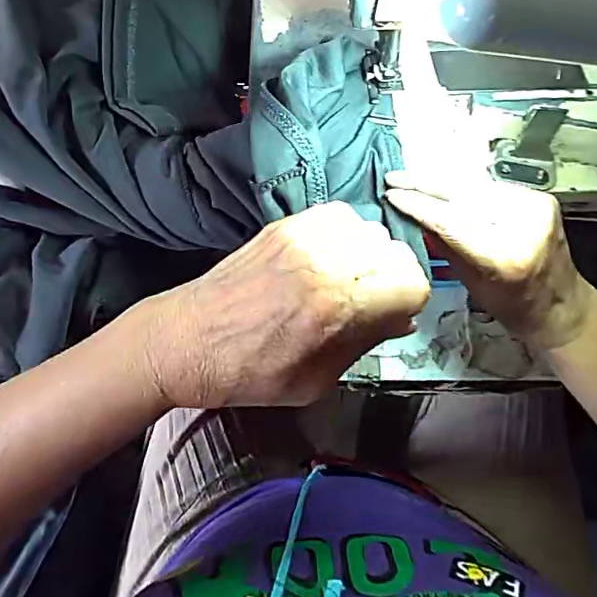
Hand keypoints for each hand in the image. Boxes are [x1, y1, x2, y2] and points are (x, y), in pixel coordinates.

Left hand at [129, 203, 430, 408]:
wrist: (185, 339)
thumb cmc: (245, 371)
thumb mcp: (316, 380)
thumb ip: (364, 343)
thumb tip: (399, 319)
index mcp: (335, 304)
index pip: (412, 282)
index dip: (409, 304)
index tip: (395, 316)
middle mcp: (324, 259)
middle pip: (395, 252)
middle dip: (392, 280)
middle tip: (372, 303)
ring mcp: (301, 235)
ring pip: (369, 229)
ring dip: (369, 255)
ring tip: (348, 281)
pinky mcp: (283, 225)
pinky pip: (337, 216)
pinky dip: (343, 235)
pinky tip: (328, 260)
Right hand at [384, 170, 596, 348]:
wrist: (562, 305)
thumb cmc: (512, 305)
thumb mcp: (469, 281)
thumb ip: (443, 243)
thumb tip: (412, 212)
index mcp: (504, 257)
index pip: (450, 220)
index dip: (418, 204)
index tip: (391, 194)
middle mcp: (524, 226)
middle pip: (463, 195)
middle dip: (425, 184)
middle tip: (395, 178)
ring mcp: (536, 208)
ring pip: (476, 186)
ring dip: (443, 182)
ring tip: (412, 179)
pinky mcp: (540, 198)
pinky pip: (491, 188)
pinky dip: (466, 187)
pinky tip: (444, 185)